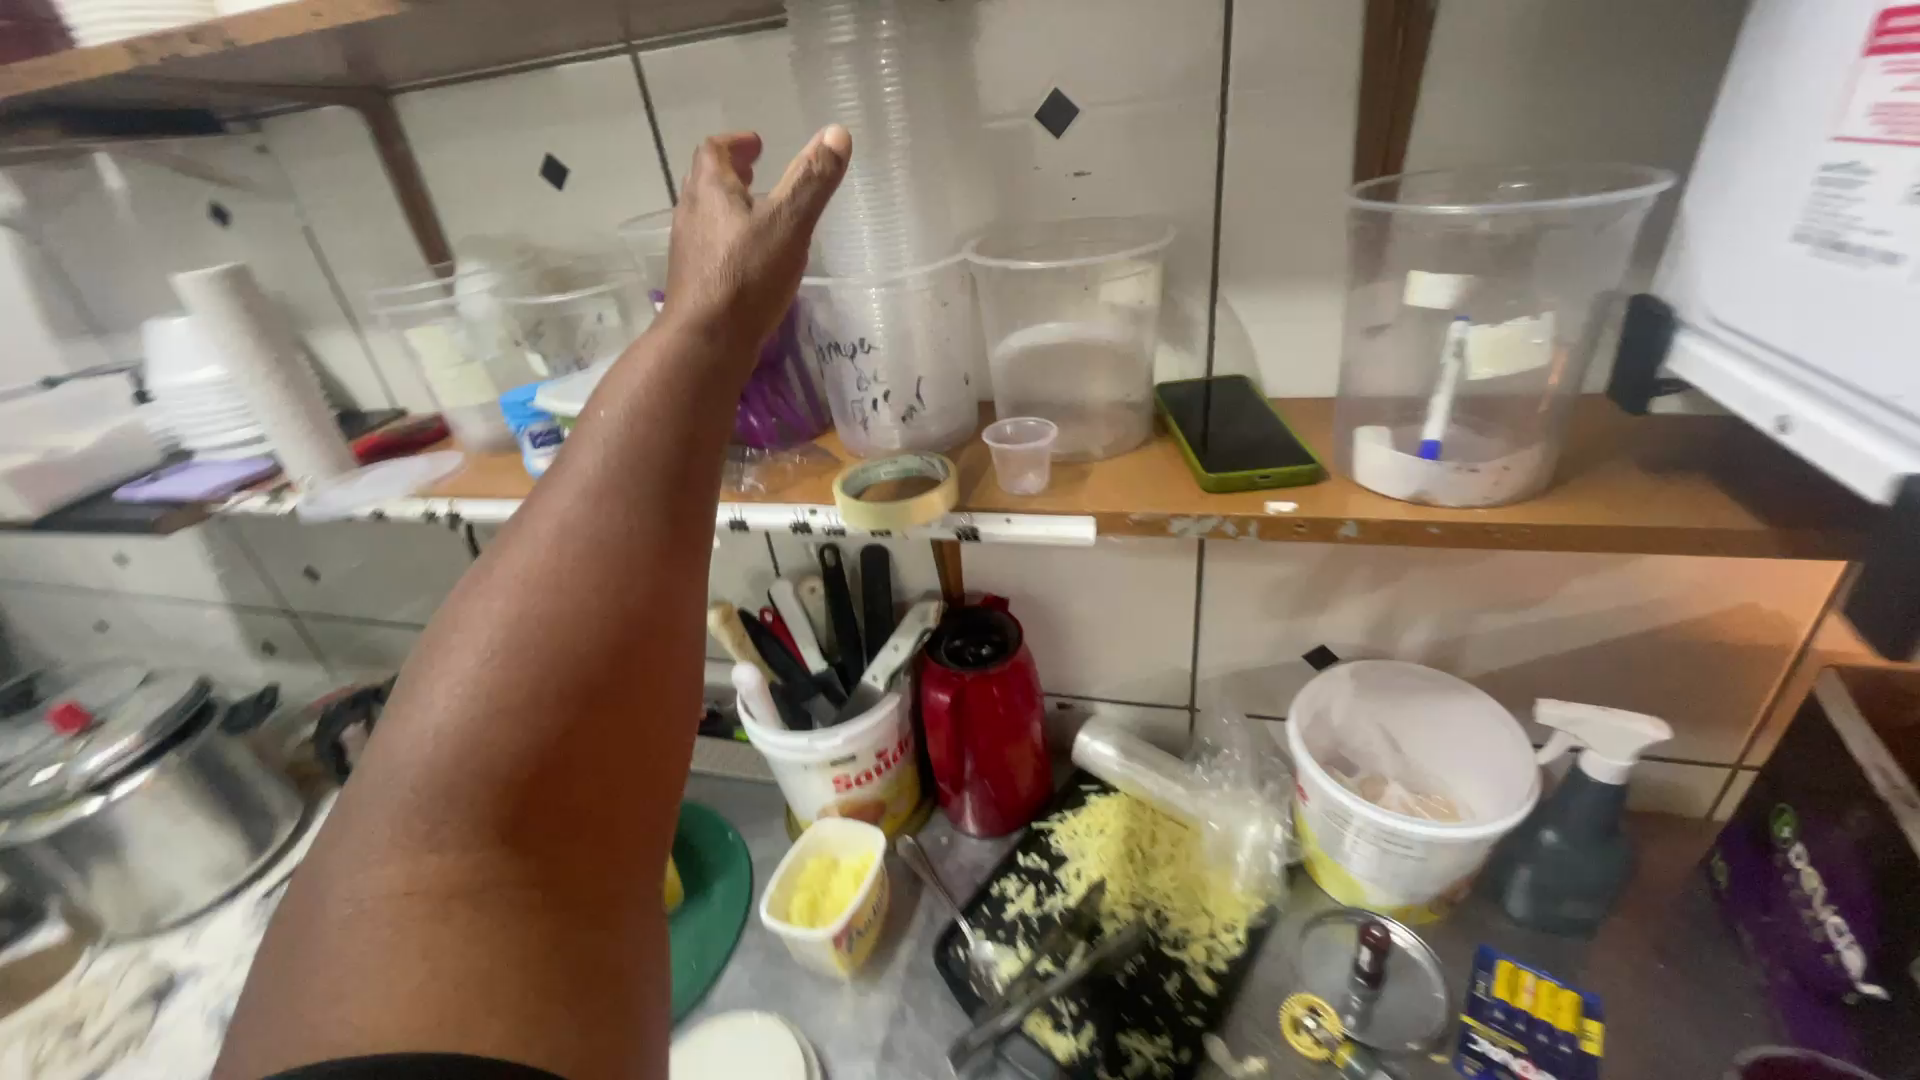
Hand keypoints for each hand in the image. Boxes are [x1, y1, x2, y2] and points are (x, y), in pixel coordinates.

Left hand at [658, 126, 850, 360]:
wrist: (707, 339)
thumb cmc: (748, 276)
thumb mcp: (789, 224)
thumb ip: (812, 180)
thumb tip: (838, 132)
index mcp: (711, 189)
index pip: (715, 150)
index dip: (736, 143)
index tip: (757, 145)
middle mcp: (691, 212)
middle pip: (707, 181)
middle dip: (732, 175)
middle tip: (756, 176)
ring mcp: (689, 250)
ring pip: (707, 217)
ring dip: (729, 210)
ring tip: (758, 219)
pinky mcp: (694, 282)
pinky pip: (711, 249)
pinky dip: (729, 243)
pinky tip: (750, 264)